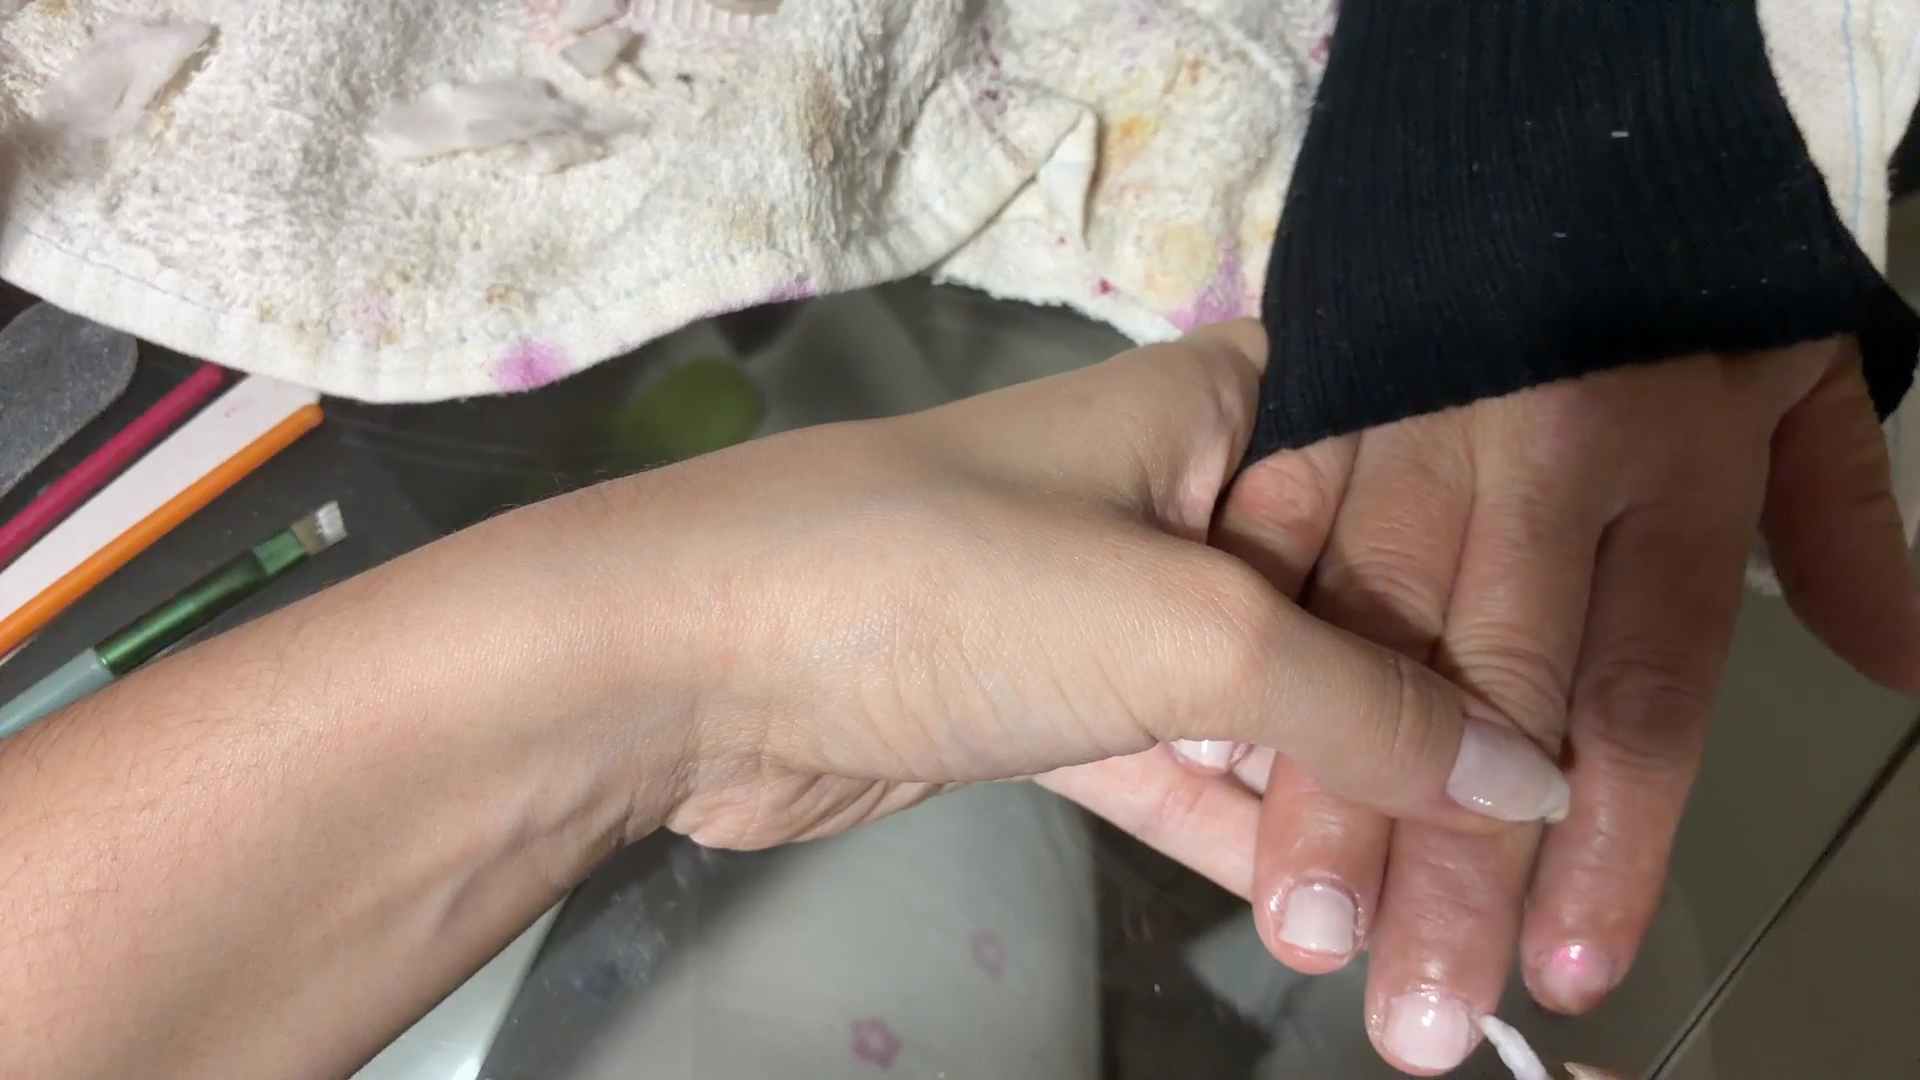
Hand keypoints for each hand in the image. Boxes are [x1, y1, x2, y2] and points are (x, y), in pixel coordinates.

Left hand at [573, 321, 1569, 852]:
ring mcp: (1106, 602)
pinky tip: (1338, 914)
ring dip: (1336, 811)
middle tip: (1543, 865)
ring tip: (1455, 923)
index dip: (1502, 599)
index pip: (1406, 488)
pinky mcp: (1052, 696)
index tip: (1597, 715)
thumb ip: (1355, 700)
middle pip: (1339, 615)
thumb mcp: (1177, 627)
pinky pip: (1181, 766)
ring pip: (1257, 707)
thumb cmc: (944, 587)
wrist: (709, 663)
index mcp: (1214, 412)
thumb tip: (1524, 771)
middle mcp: (1171, 495)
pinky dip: (1245, 835)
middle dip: (1424, 739)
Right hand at [1199, 338, 1919, 1073]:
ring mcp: (1389, 449)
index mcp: (1652, 470)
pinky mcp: (1298, 421)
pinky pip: (1265, 543)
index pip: (1628, 697)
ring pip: (1345, 634)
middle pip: (1472, 695)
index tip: (1554, 970)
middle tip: (1402, 1006)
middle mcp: (1515, 477)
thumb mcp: (1795, 379)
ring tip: (1298, 916)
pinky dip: (1244, 621)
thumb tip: (1892, 666)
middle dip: (1436, 858)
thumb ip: (1842, 518)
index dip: (1601, 851)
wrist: (1534, 147)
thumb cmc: (1659, 279)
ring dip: (1318, 782)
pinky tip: (1211, 751)